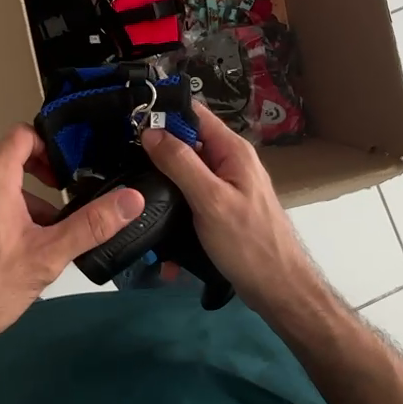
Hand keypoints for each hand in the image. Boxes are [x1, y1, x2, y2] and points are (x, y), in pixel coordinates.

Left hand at [0, 125, 144, 403]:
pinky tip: (16, 248)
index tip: (71, 170)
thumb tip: (134, 199)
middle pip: (7, 155)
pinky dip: (0, 209)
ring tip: (47, 230)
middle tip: (65, 195)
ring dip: (21, 195)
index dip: (50, 144)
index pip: (22, 135)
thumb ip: (91, 225)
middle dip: (39, 172)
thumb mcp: (47, 256)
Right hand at [141, 103, 318, 315]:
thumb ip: (180, 162)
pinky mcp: (219, 210)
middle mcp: (230, 162)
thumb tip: (150, 131)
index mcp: (233, 150)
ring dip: (163, 184)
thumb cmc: (248, 242)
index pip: (195, 114)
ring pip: (185, 173)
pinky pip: (190, 199)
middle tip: (124, 162)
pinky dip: (174, 207)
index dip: (165, 114)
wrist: (278, 289)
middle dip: (158, 152)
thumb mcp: (210, 199)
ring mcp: (225, 187)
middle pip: (187, 144)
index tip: (131, 123)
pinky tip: (156, 223)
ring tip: (133, 193)